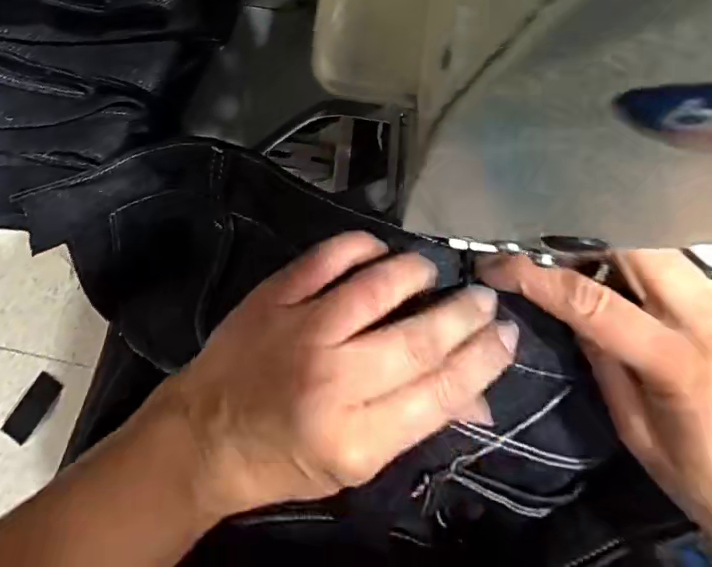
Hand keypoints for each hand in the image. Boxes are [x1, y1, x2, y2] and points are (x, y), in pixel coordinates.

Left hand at [142, 232, 519, 518]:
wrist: (204, 436)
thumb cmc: (285, 457)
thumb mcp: (356, 465)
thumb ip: (417, 424)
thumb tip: (481, 397)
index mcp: (357, 437)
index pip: (439, 392)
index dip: (482, 359)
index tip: (507, 334)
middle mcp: (333, 381)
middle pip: (418, 340)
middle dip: (464, 315)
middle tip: (485, 298)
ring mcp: (302, 330)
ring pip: (378, 288)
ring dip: (416, 274)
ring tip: (434, 272)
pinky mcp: (276, 296)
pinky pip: (329, 257)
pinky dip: (361, 246)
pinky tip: (380, 250)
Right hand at [479, 251, 711, 566]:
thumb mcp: (640, 435)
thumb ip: (602, 362)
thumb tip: (568, 310)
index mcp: (685, 366)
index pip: (594, 300)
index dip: (537, 276)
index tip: (500, 264)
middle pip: (633, 244)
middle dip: (577, 235)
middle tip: (537, 248)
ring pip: (655, 245)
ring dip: (605, 243)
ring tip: (568, 259)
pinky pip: (674, 265)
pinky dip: (635, 260)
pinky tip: (615, 279)